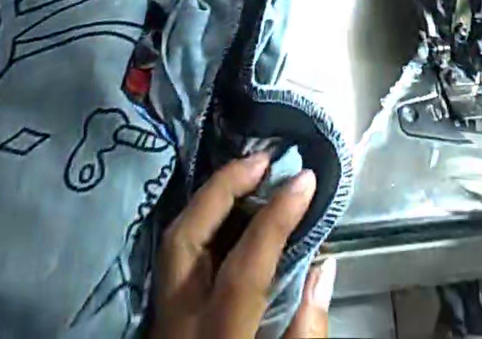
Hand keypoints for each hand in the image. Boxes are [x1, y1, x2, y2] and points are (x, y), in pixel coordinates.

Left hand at [153, 151, 334, 338]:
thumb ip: (305, 332)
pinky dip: (199, 223)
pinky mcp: (158, 315)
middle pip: (186, 236)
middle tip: (261, 160)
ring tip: (247, 174)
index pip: (245, 265)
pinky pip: (174, 254)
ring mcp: (160, 316)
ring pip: (172, 239)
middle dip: (221, 188)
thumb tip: (323, 268)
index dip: (276, 217)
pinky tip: (225, 210)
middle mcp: (178, 318)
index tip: (305, 179)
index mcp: (217, 335)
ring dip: (209, 199)